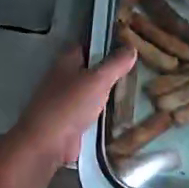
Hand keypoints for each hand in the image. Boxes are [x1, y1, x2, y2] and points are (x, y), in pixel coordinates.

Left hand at [7, 45, 137, 166]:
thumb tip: (131, 47)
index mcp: (67, 61)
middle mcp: (64, 78)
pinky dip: (105, 113)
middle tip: (140, 70)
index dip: (107, 44)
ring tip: (139, 90)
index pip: (88, 45)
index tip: (130, 46)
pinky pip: (92, 112)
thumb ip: (115, 64)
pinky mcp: (71, 121)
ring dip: (110, 93)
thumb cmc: (70, 105)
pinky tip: (125, 114)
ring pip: (93, 92)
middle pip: (92, 69)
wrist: (48, 143)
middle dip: (112, 70)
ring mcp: (66, 101)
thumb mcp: (97, 80)